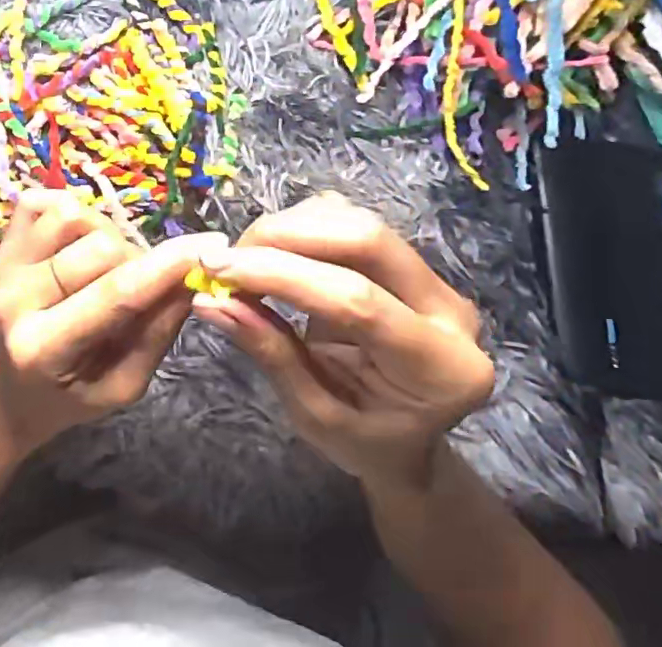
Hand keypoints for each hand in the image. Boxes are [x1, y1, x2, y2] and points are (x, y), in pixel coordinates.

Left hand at [0, 191, 226, 456]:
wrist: (13, 390)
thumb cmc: (72, 395)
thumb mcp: (123, 385)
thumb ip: (156, 332)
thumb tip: (194, 277)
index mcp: (42, 348)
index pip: (115, 294)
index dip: (166, 266)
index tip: (210, 246)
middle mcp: (13, 300)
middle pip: (98, 247)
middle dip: (135, 260)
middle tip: (138, 284)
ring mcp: (1, 267)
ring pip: (71, 215)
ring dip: (104, 234)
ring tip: (105, 266)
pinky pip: (41, 201)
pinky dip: (71, 213)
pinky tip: (77, 244)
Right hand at [190, 194, 494, 492]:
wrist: (407, 439)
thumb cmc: (365, 443)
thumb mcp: (314, 416)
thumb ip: (270, 353)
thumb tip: (210, 301)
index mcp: (441, 368)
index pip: (356, 298)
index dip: (280, 274)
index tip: (216, 269)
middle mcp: (451, 311)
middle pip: (364, 238)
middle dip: (283, 237)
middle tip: (227, 259)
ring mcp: (433, 279)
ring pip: (354, 220)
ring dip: (288, 227)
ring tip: (247, 260)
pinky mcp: (407, 259)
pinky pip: (349, 219)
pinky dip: (301, 225)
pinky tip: (276, 253)